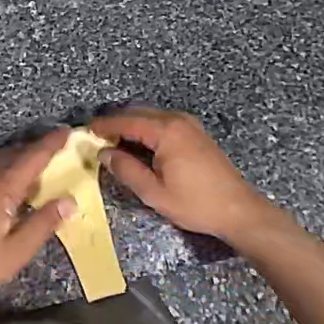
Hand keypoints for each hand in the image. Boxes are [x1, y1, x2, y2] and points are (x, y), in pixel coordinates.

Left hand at [0, 129, 74, 315]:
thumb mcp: (16, 251)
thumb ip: (44, 223)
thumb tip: (69, 201)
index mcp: (2, 188)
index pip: (33, 157)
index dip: (52, 143)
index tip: (68, 132)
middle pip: (15, 154)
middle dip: (38, 148)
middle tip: (59, 149)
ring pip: (0, 160)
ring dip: (20, 157)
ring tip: (38, 166)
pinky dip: (5, 167)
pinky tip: (9, 185)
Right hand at [90, 108, 280, 244]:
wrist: (238, 210)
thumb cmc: (195, 203)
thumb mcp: (154, 192)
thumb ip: (126, 170)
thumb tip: (104, 154)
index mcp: (166, 131)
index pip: (126, 121)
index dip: (104, 126)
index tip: (85, 131)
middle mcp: (177, 120)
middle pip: (138, 113)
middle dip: (116, 123)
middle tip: (96, 139)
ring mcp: (189, 125)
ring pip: (151, 116)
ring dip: (131, 126)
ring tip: (113, 143)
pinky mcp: (195, 133)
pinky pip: (163, 123)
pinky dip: (146, 130)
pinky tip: (138, 146)